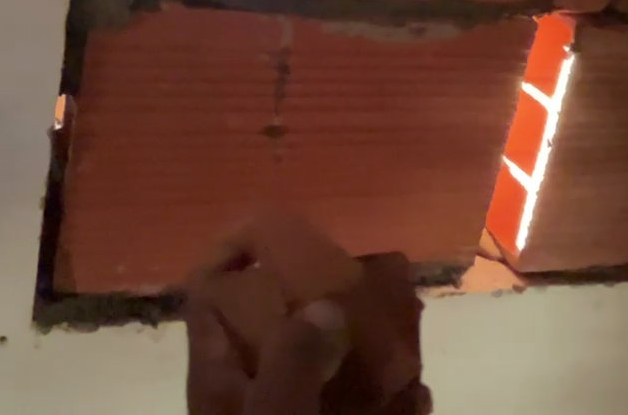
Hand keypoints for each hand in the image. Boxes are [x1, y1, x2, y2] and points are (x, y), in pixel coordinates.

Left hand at [184, 215, 428, 414]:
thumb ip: (291, 360)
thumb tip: (325, 304)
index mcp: (219, 374)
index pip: (210, 294)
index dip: (235, 255)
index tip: (279, 230)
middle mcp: (251, 391)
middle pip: (277, 323)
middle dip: (322, 298)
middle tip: (365, 281)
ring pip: (324, 366)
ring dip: (363, 348)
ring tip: (402, 333)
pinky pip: (358, 414)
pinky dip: (388, 405)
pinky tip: (417, 399)